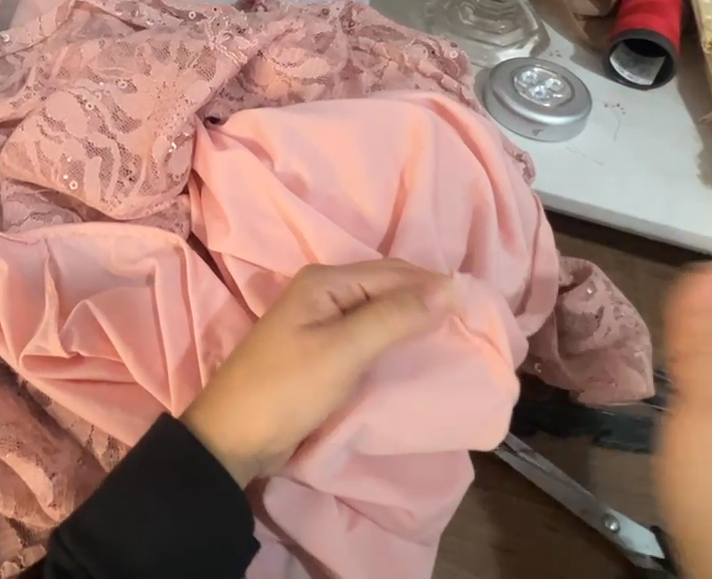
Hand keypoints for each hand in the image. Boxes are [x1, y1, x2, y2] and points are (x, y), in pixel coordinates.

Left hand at [181, 260, 452, 485]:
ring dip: (412, 319)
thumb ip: (394, 316)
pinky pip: (367, 332)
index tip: (478, 305)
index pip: (393, 273)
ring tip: (453, 335)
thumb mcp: (344, 350)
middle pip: (386, 285)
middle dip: (426, 299)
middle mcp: (323, 291)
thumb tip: (450, 286)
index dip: (434, 285)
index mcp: (326, 280)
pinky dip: (394, 338)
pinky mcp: (321, 348)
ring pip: (378, 309)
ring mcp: (320, 319)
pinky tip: (415, 352)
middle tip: (472, 322)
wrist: (233, 438)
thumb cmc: (288, 388)